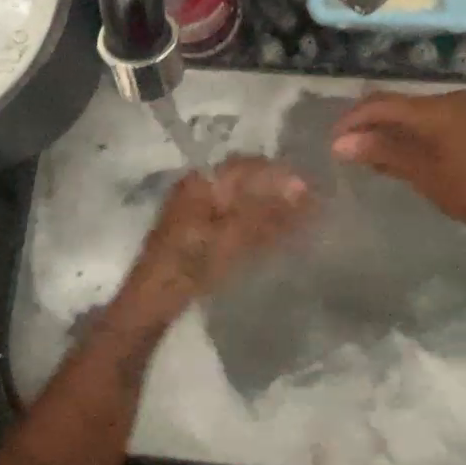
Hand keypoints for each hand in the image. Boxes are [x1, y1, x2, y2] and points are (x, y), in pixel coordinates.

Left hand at [124, 157, 311, 316]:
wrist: (155, 298)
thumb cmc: (191, 262)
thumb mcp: (233, 237)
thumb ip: (270, 214)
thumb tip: (306, 191)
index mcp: (202, 181)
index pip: (248, 166)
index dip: (280, 174)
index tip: (310, 188)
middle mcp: (198, 188)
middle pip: (245, 181)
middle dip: (277, 190)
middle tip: (309, 205)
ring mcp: (197, 211)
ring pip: (241, 201)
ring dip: (269, 209)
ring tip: (300, 221)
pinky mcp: (199, 233)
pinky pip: (234, 219)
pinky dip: (256, 224)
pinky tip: (276, 236)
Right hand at [331, 90, 465, 236]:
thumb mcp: (423, 174)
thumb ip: (382, 152)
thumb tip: (340, 143)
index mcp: (436, 108)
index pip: (382, 103)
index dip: (352, 119)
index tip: (331, 141)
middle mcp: (449, 99)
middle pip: (398, 103)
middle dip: (369, 122)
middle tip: (345, 147)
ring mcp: (465, 109)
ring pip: (414, 112)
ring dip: (390, 129)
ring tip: (368, 153)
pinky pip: (431, 120)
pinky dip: (411, 133)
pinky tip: (401, 153)